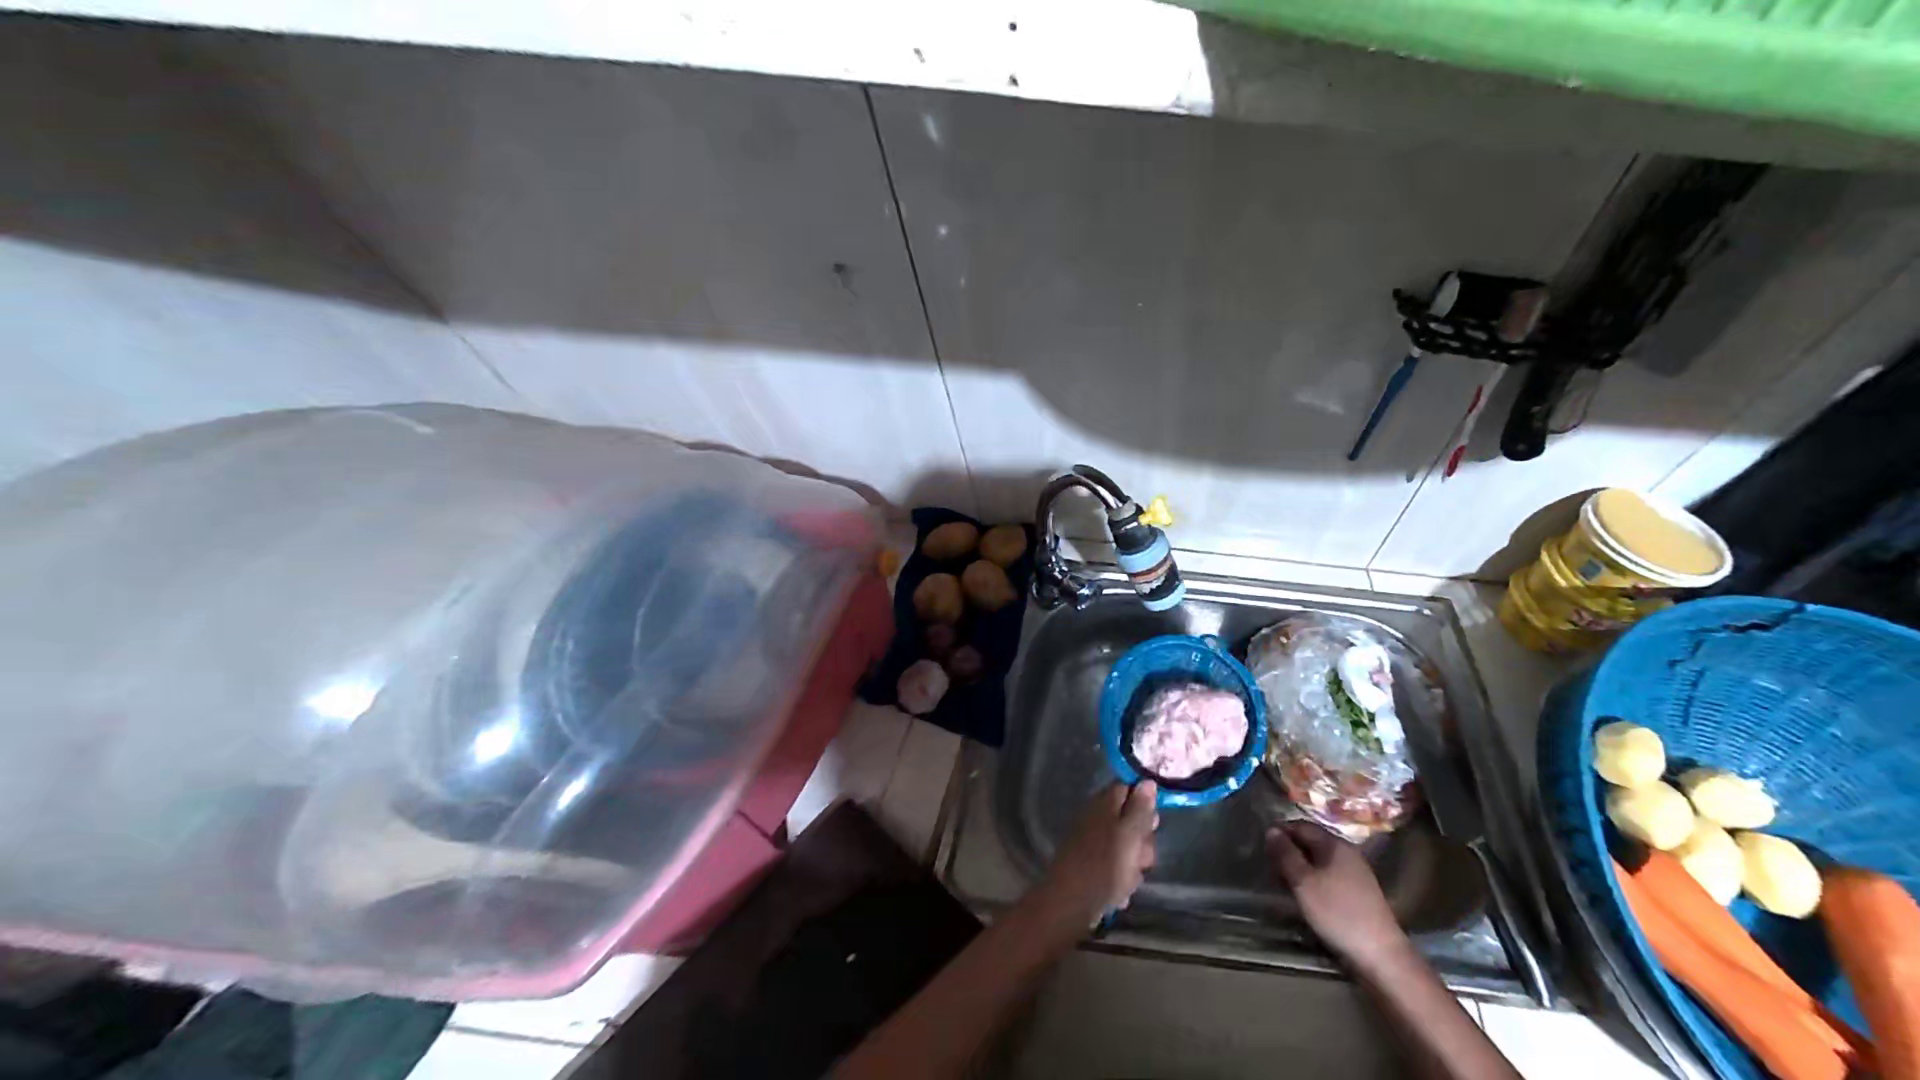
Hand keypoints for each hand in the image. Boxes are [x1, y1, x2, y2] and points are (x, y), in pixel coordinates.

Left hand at [1038, 781, 1158, 926]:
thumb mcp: (1129, 835)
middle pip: (1131, 822)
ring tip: (1128, 880)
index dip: (1145, 807)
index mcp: (1105, 804)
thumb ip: (1140, 809)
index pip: (1129, 791)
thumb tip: (1148, 781)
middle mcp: (1097, 818)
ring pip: (1127, 848)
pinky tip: (1118, 893)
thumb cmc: (1104, 866)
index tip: (1152, 826)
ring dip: (1133, 866)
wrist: (1071, 903)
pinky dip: (1121, 880)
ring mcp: (1093, 842)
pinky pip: (1116, 867)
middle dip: (1142, 843)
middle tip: (1140, 859)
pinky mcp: (1091, 865)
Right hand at [1266, 820, 1407, 969]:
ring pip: (1319, 861)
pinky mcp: (1359, 892)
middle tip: (1271, 869)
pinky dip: (1313, 881)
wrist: (1380, 954)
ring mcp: (1356, 873)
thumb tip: (1271, 829)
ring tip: (1284, 884)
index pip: (1300, 826)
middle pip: (1311, 842)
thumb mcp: (1303, 881)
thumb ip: (1285, 853)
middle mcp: (1347, 852)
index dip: (1280, 833)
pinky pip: (1329, 876)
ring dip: (1300, 868)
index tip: (1263, 849)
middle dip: (1289, 852)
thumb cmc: (1337, 912)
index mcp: (1334, 844)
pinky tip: (1306, 896)